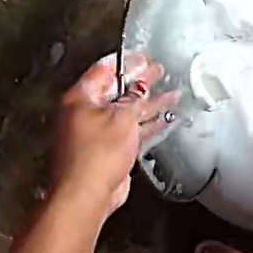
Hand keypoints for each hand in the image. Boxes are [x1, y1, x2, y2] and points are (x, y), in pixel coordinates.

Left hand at [50, 53, 179, 215]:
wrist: (86, 194)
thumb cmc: (96, 153)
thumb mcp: (121, 117)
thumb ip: (133, 99)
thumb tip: (140, 88)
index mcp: (80, 98)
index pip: (104, 71)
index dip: (127, 63)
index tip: (145, 58)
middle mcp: (85, 113)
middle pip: (117, 91)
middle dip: (140, 82)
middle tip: (159, 72)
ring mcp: (96, 133)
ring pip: (127, 113)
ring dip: (149, 105)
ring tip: (171, 94)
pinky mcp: (108, 151)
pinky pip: (130, 132)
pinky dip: (147, 126)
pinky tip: (165, 120)